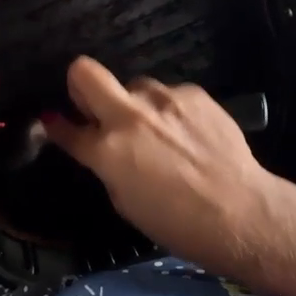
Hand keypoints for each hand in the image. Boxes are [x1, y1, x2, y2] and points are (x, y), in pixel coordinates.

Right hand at [43, 57, 277, 263]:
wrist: (241, 212)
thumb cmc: (178, 224)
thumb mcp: (126, 203)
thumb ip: (108, 167)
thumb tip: (102, 149)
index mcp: (106, 150)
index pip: (65, 128)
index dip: (56, 125)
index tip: (53, 121)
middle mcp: (129, 115)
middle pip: (85, 71)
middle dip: (80, 84)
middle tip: (95, 105)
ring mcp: (163, 99)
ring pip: (136, 86)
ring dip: (137, 104)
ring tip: (160, 130)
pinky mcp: (194, 93)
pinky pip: (171, 94)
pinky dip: (172, 111)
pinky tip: (191, 134)